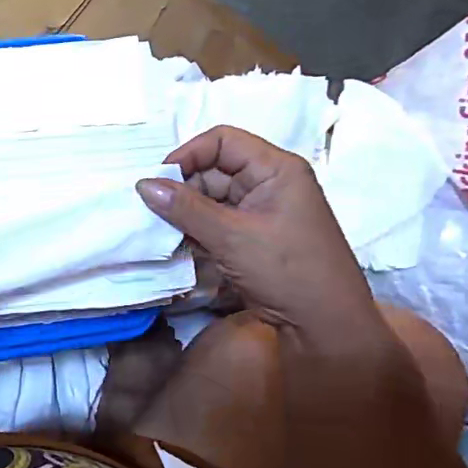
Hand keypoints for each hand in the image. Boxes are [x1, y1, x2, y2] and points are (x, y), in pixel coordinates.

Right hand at [137, 126, 377, 342]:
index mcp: (276, 170)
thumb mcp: (231, 237)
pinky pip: (215, 220)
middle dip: (182, 188)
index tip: (158, 182)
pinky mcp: (253, 235)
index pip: (222, 141)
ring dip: (185, 212)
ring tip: (164, 231)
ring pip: (210, 197)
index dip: (187, 155)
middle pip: (212, 169)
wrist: (325, 325)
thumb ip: (184, 208)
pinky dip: (195, 229)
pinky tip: (180, 243)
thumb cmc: (287, 271)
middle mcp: (269, 183)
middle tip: (155, 212)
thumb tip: (143, 183)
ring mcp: (262, 210)